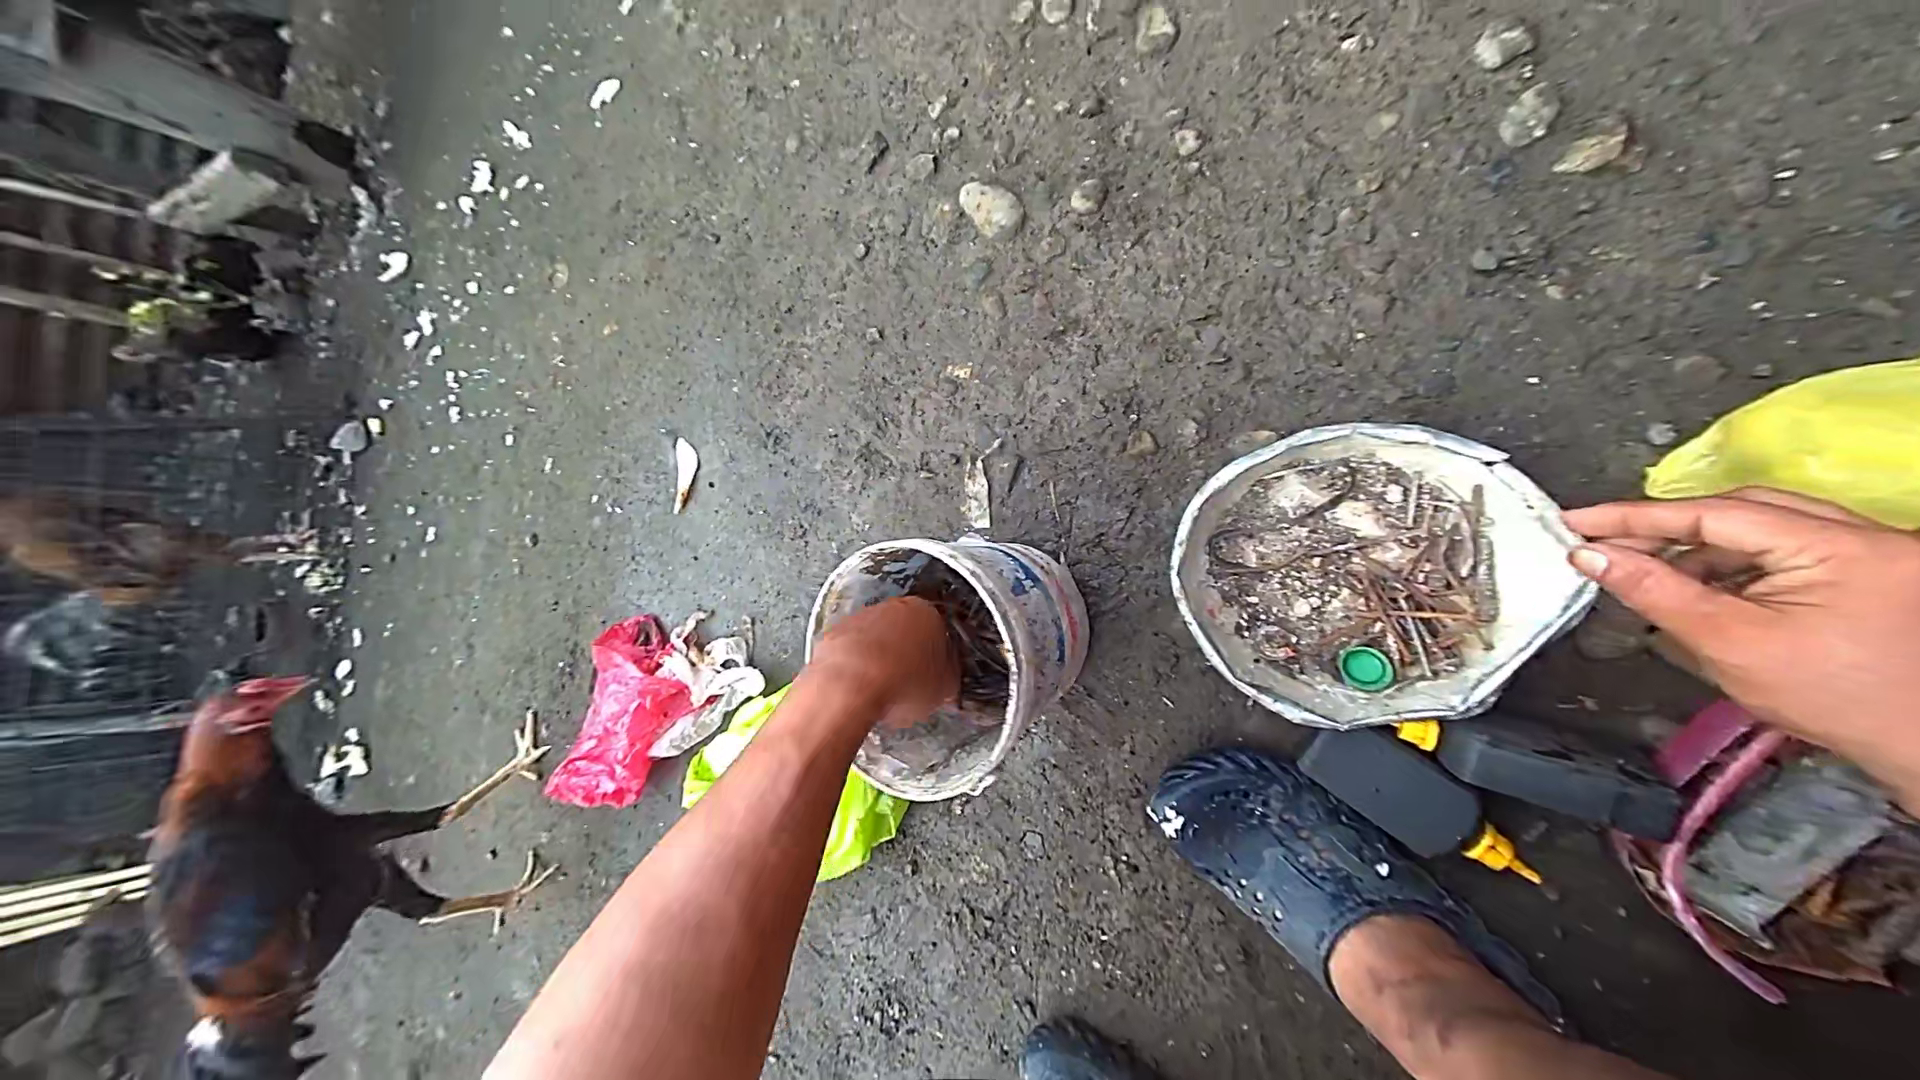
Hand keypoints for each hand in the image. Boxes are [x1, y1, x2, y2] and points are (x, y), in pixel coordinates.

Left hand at [807, 597, 959, 728]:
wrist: (850, 686)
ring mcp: (860, 619)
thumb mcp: (943, 688)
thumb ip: (947, 678)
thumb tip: (946, 681)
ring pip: (875, 639)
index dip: (936, 657)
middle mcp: (893, 608)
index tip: (934, 675)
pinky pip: (850, 652)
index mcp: (927, 613)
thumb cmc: (900, 682)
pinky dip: (853, 669)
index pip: (938, 630)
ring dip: (878, 661)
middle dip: (906, 655)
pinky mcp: (833, 635)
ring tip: (881, 693)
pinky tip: (858, 691)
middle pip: (904, 630)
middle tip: (909, 684)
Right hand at [1564, 489, 1919, 808]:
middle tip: (1604, 540)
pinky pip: (1780, 553)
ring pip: (1759, 530)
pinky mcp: (1869, 578)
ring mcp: (1874, 557)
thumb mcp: (1726, 640)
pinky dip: (1728, 564)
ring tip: (1642, 569)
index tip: (1575, 521)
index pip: (1714, 513)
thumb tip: (1590, 554)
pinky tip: (1695, 587)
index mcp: (1843, 548)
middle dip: (1666, 525)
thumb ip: (1653, 589)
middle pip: (1740, 511)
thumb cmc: (1833, 697)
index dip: (1634, 516)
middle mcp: (1868, 538)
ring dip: (1695, 547)